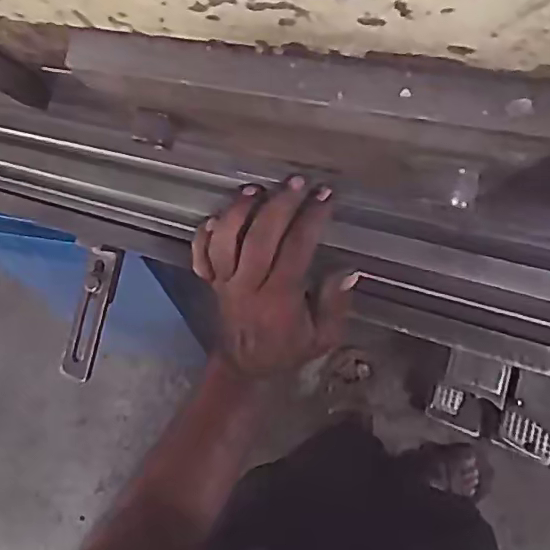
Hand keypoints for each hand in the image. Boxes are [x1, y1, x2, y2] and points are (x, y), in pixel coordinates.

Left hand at [192, 177, 357, 380]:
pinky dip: (204, 234)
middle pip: (259, 238)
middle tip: (297, 182)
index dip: (311, 219)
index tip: (324, 196)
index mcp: (279, 299)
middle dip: (279, 205)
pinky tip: (218, 215)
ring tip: (256, 189)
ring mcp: (224, 283)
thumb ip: (336, 305)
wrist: (246, 368)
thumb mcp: (323, 337)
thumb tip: (349, 272)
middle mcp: (248, 287)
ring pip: (225, 241)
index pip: (296, 249)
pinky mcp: (209, 282)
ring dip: (239, 211)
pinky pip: (200, 255)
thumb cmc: (288, 348)